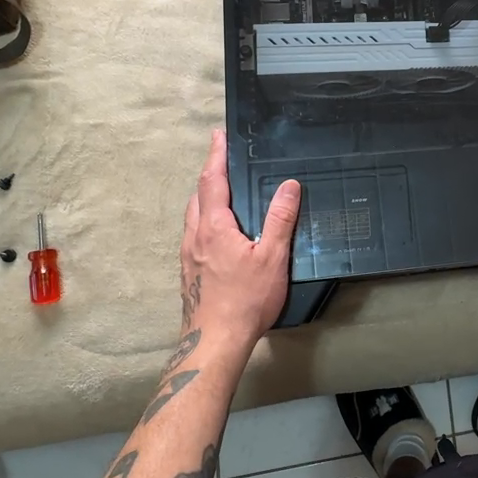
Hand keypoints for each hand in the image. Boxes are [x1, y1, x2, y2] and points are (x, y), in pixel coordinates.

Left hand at [180, 128, 300, 348]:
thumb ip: (280, 219)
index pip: (213, 181)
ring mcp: (188, 256)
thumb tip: (289, 185)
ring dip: (204, 197)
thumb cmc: (246, 299)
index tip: (218, 135)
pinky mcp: (188, 272)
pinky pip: (193, 234)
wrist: (214, 342)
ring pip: (193, 216)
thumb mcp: (272, 257)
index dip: (217, 156)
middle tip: (224, 160)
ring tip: (221, 191)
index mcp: (214, 227)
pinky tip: (216, 232)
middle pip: (198, 195)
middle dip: (209, 174)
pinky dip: (204, 219)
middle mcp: (195, 236)